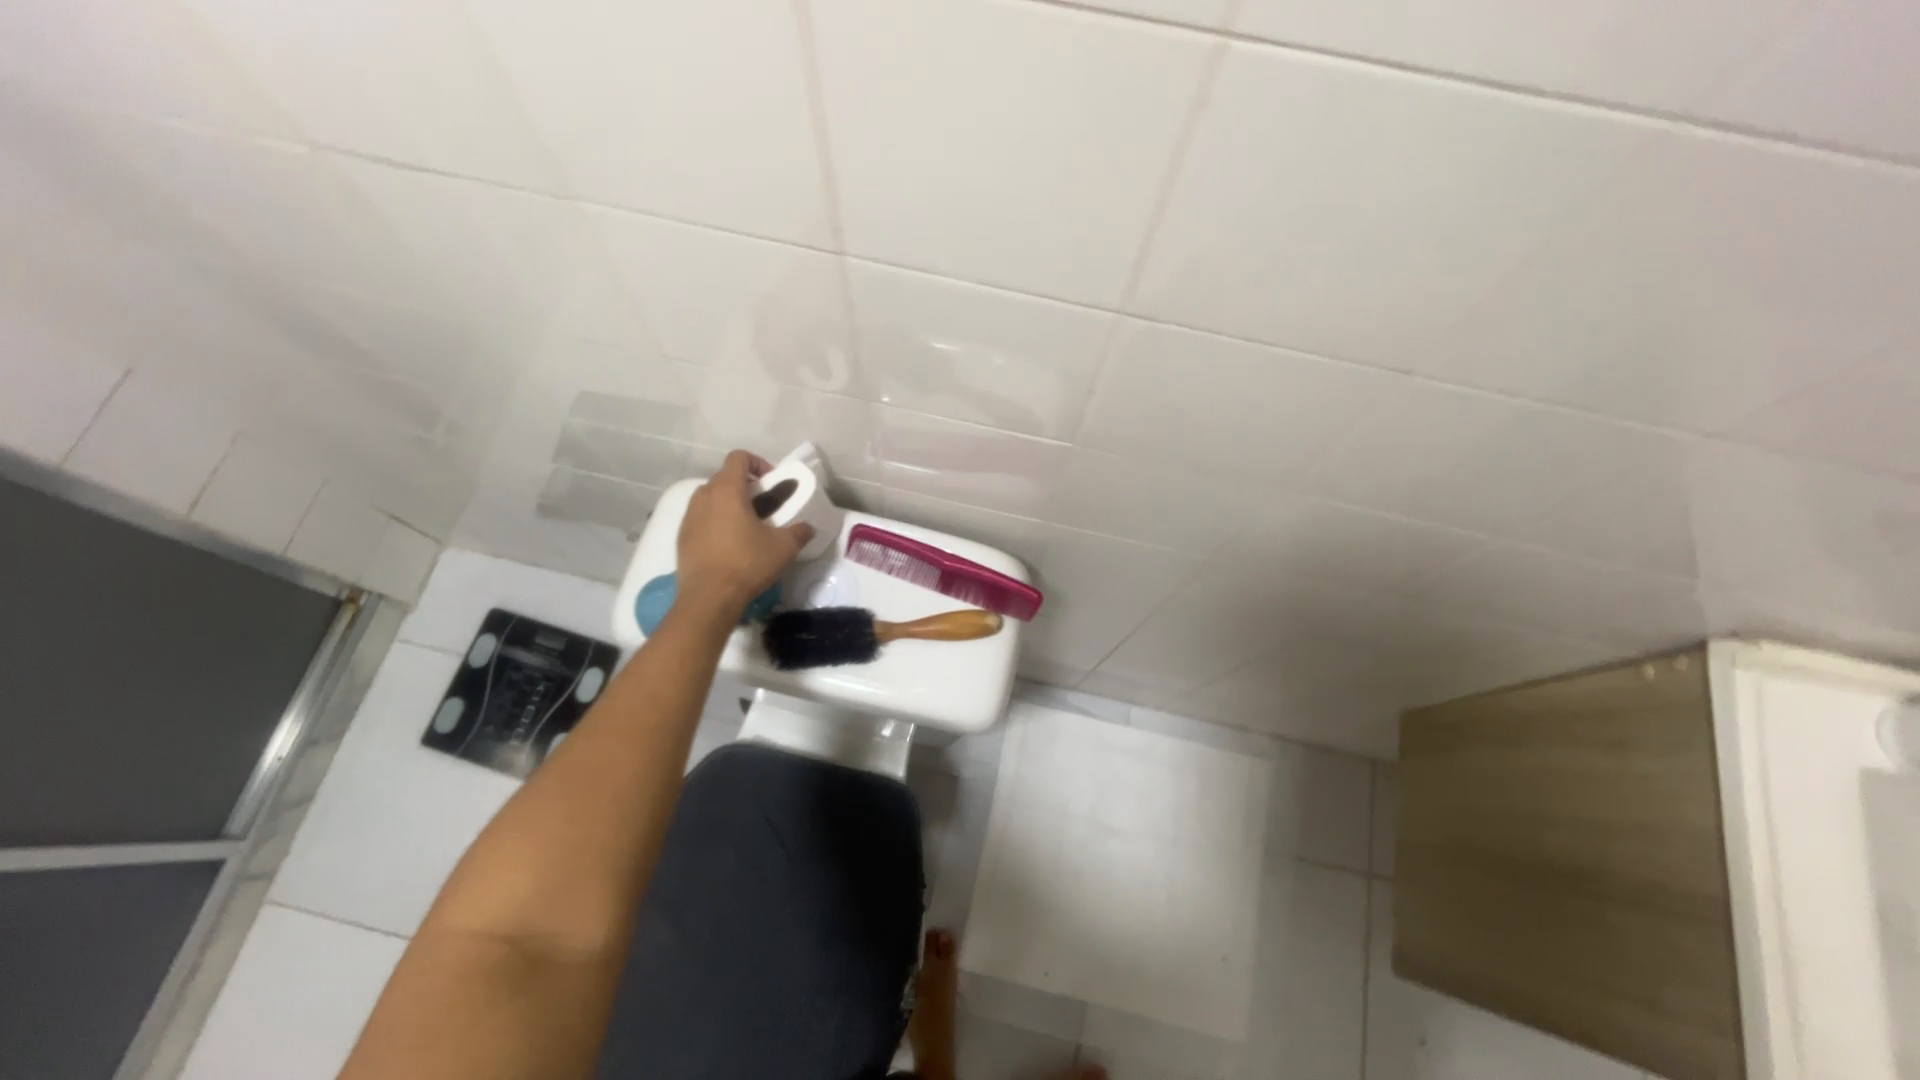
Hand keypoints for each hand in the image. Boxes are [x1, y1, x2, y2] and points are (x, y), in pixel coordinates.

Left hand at [675, 451, 815, 616]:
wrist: (709, 597)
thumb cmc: (747, 563)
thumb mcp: (783, 548)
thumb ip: (799, 532)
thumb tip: (808, 527)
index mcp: (727, 490)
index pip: (738, 457)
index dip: (757, 463)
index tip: (771, 482)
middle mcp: (703, 497)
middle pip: (724, 477)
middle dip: (745, 486)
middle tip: (763, 506)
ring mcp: (689, 516)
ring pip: (710, 498)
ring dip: (728, 504)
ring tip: (745, 525)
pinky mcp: (681, 537)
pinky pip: (700, 518)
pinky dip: (715, 522)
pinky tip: (728, 544)